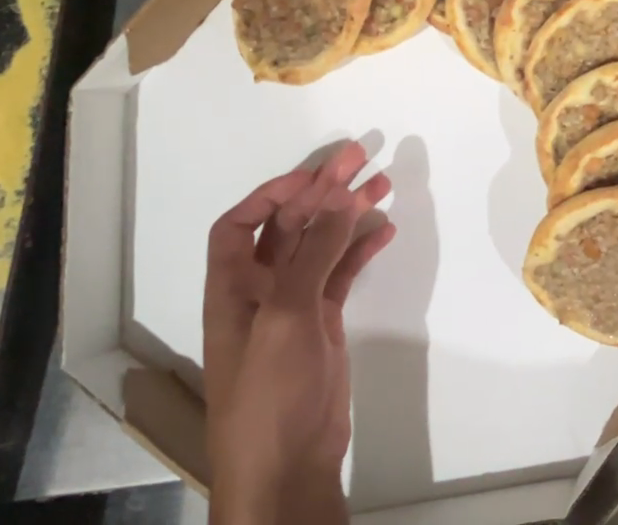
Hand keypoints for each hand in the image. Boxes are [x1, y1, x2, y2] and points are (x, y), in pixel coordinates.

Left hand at [203, 144, 395, 524]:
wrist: (286, 462)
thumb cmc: (268, 389)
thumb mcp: (286, 315)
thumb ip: (314, 254)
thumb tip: (338, 197)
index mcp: (232, 287)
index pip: (240, 225)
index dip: (272, 193)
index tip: (315, 175)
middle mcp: (260, 289)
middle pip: (289, 226)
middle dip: (321, 192)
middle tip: (361, 156)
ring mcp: (295, 306)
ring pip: (322, 245)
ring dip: (347, 213)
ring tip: (383, 182)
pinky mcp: (324, 322)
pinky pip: (342, 273)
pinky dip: (361, 249)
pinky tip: (384, 230)